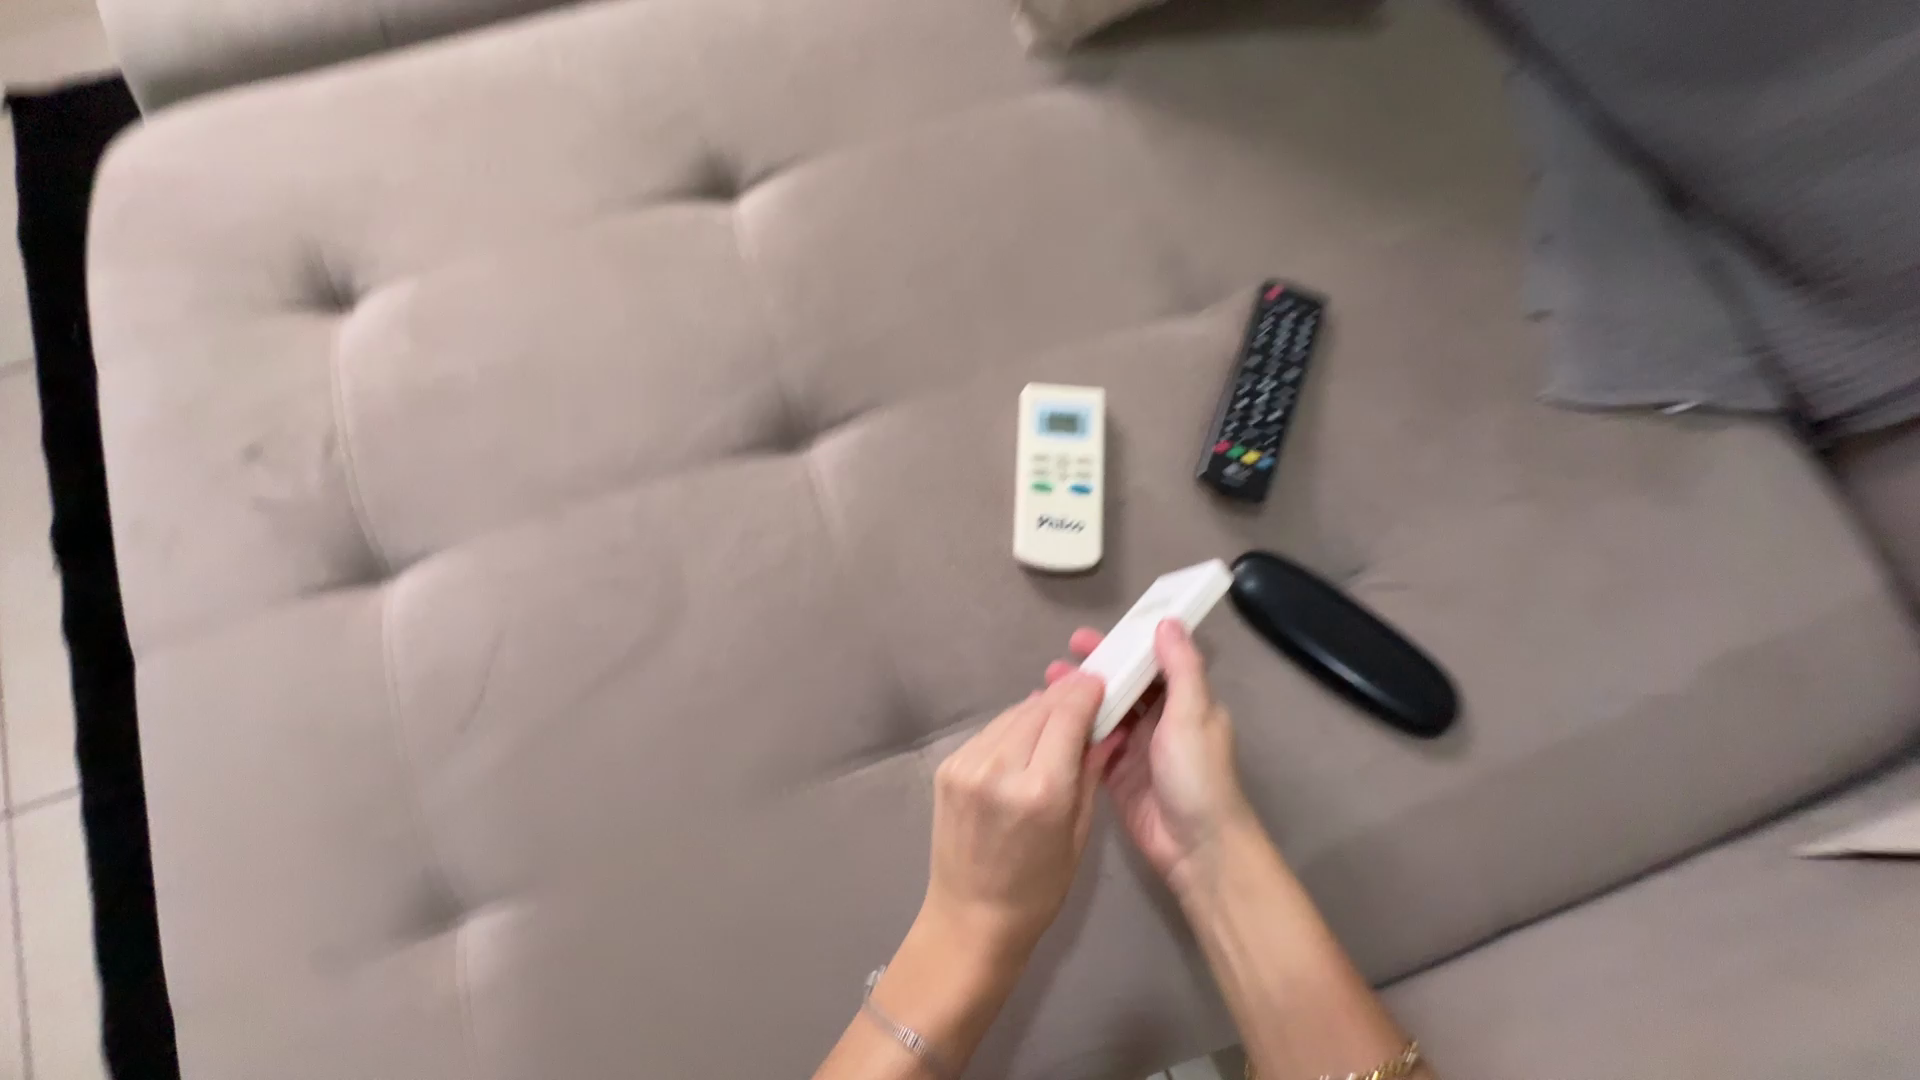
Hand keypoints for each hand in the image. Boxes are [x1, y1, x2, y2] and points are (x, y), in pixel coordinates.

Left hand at [922, 670, 1120, 959]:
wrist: (970, 919)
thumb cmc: (1038, 888)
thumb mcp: (1078, 834)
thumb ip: (1090, 773)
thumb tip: (1108, 728)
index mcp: (1041, 790)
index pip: (1068, 716)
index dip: (1086, 693)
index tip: (1100, 682)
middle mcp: (1000, 769)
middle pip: (1039, 708)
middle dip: (1064, 696)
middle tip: (1085, 692)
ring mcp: (967, 765)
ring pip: (1012, 714)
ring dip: (1037, 709)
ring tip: (1056, 714)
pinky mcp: (947, 767)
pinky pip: (989, 732)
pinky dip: (1010, 728)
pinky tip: (1023, 738)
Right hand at [1046, 620, 1255, 891]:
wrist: (1196, 849)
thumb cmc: (1198, 776)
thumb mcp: (1193, 715)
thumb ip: (1181, 669)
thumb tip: (1168, 621)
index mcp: (1185, 702)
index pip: (1150, 662)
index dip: (1122, 645)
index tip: (1089, 636)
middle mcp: (1160, 720)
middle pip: (1122, 686)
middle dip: (1093, 671)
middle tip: (1058, 661)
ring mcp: (1136, 747)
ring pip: (1104, 712)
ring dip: (1078, 698)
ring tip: (1045, 685)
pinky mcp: (1117, 772)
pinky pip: (1092, 743)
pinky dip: (1073, 729)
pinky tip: (1048, 719)